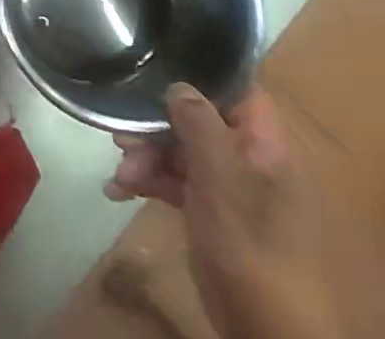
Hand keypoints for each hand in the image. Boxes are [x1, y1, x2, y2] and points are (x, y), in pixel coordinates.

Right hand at [105, 84, 338, 338]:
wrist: (264, 323)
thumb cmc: (249, 240)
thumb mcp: (221, 176)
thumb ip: (199, 124)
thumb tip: (178, 85)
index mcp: (266, 146)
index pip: (240, 93)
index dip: (204, 78)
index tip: (159, 71)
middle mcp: (249, 161)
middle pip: (199, 122)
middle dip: (156, 126)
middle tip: (121, 135)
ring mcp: (229, 189)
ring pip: (180, 153)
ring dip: (145, 157)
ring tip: (120, 173)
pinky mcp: (209, 213)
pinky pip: (174, 183)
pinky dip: (147, 183)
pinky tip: (118, 191)